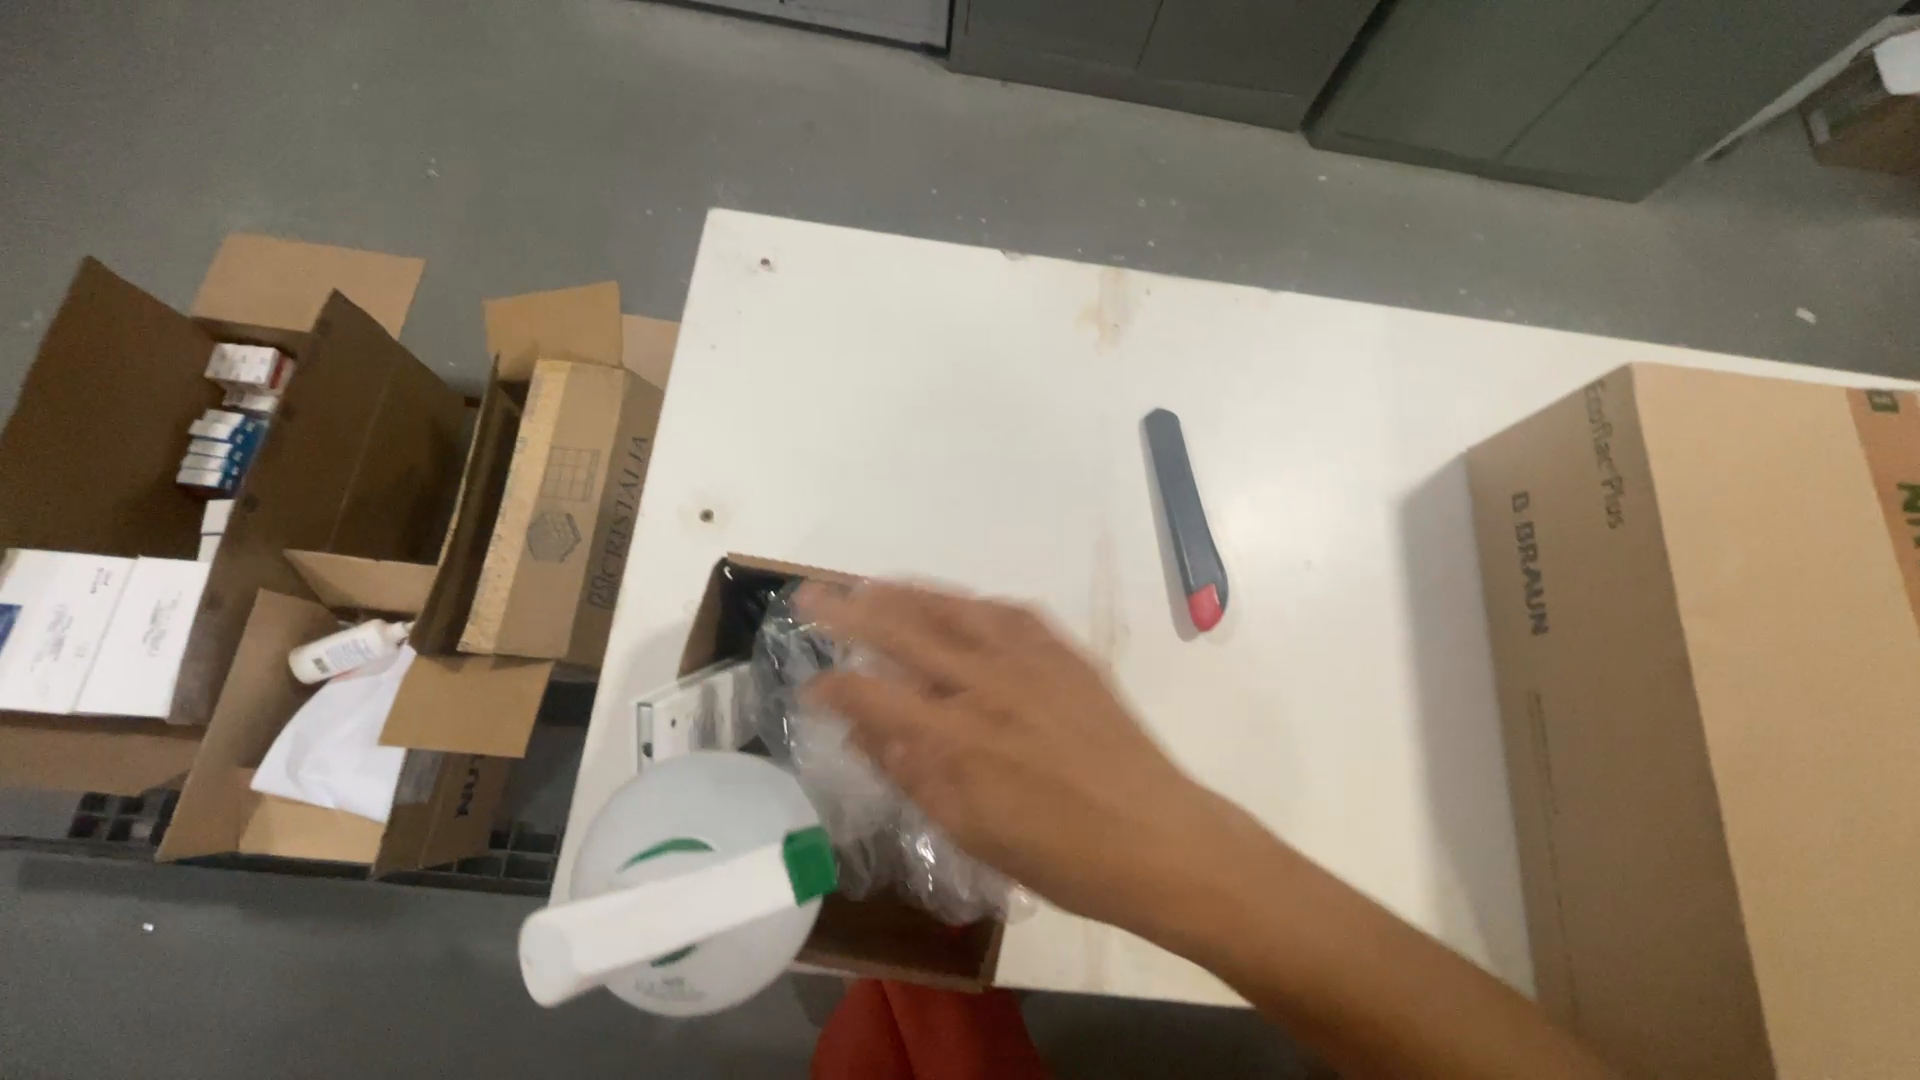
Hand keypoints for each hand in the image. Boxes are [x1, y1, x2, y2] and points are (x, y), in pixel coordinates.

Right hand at [796, 580, 1233, 933]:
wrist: (1157, 837)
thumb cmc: (1061, 853)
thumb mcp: (972, 829)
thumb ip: (912, 772)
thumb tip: (862, 728)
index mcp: (958, 737)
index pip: (874, 694)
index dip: (834, 684)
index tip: (809, 682)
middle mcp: (987, 684)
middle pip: (904, 633)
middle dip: (850, 612)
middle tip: (811, 594)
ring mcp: (1031, 661)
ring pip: (955, 610)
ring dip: (908, 594)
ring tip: (873, 583)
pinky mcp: (1066, 654)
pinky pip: (1010, 613)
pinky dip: (971, 604)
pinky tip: (957, 604)